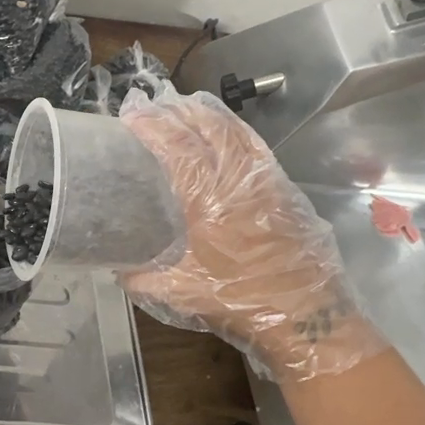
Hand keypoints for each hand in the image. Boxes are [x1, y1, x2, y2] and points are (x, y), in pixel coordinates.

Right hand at [116, 87, 387, 380]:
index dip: (154, 128)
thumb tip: (117, 269)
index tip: (132, 117)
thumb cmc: (241, 304)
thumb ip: (144, 278)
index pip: (180, 150)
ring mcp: (269, 184)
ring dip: (209, 115)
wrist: (307, 318)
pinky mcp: (286, 192)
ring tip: (185, 107)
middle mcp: (241, 185)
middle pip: (211, 130)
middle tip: (154, 105)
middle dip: (180, 112)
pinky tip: (225, 132)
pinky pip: (257, 148)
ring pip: (238, 133)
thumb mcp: (182, 295)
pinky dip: (236, 131)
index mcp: (211, 205)